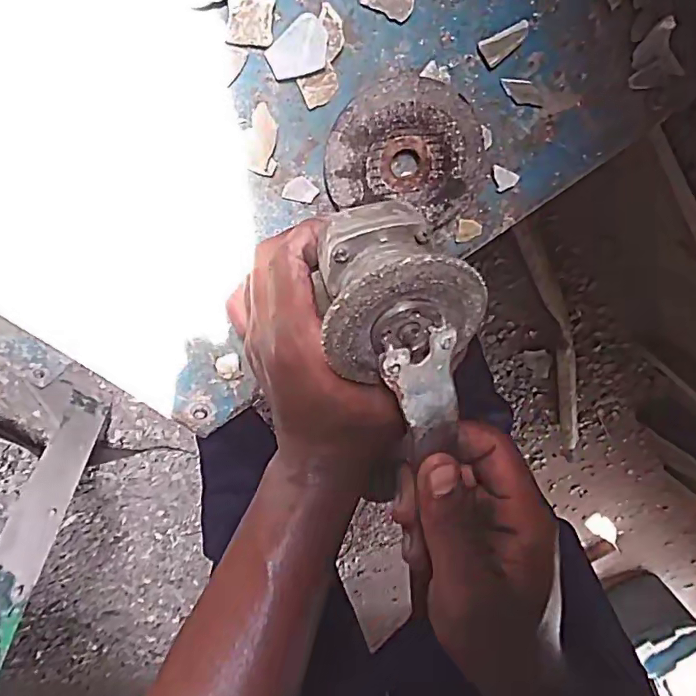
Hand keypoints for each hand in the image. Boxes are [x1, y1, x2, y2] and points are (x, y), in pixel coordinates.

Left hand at [228, 220, 403, 476]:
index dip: (309, 235)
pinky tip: (292, 281)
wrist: (316, 462)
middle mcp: (266, 337)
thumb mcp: (393, 401)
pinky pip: (246, 296)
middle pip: (263, 258)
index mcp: (293, 343)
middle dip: (300, 237)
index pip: (282, 263)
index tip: (340, 233)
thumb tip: (450, 329)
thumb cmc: (348, 437)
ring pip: (252, 273)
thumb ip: (420, 365)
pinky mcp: (254, 346)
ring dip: (283, 254)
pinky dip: (266, 278)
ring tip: (318, 254)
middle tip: (335, 239)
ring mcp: (254, 341)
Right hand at [399, 421, 563, 695]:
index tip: (411, 458)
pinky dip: (425, 528)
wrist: (513, 684)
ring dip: (422, 510)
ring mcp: (491, 524)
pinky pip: (443, 511)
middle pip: (462, 462)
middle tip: (408, 518)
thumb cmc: (500, 645)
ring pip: (446, 486)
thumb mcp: (466, 586)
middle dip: (426, 485)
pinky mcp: (475, 537)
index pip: (491, 445)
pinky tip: (423, 557)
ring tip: (419, 550)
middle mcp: (508, 511)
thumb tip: (435, 462)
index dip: (450, 440)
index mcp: (522, 513)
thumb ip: (449, 523)